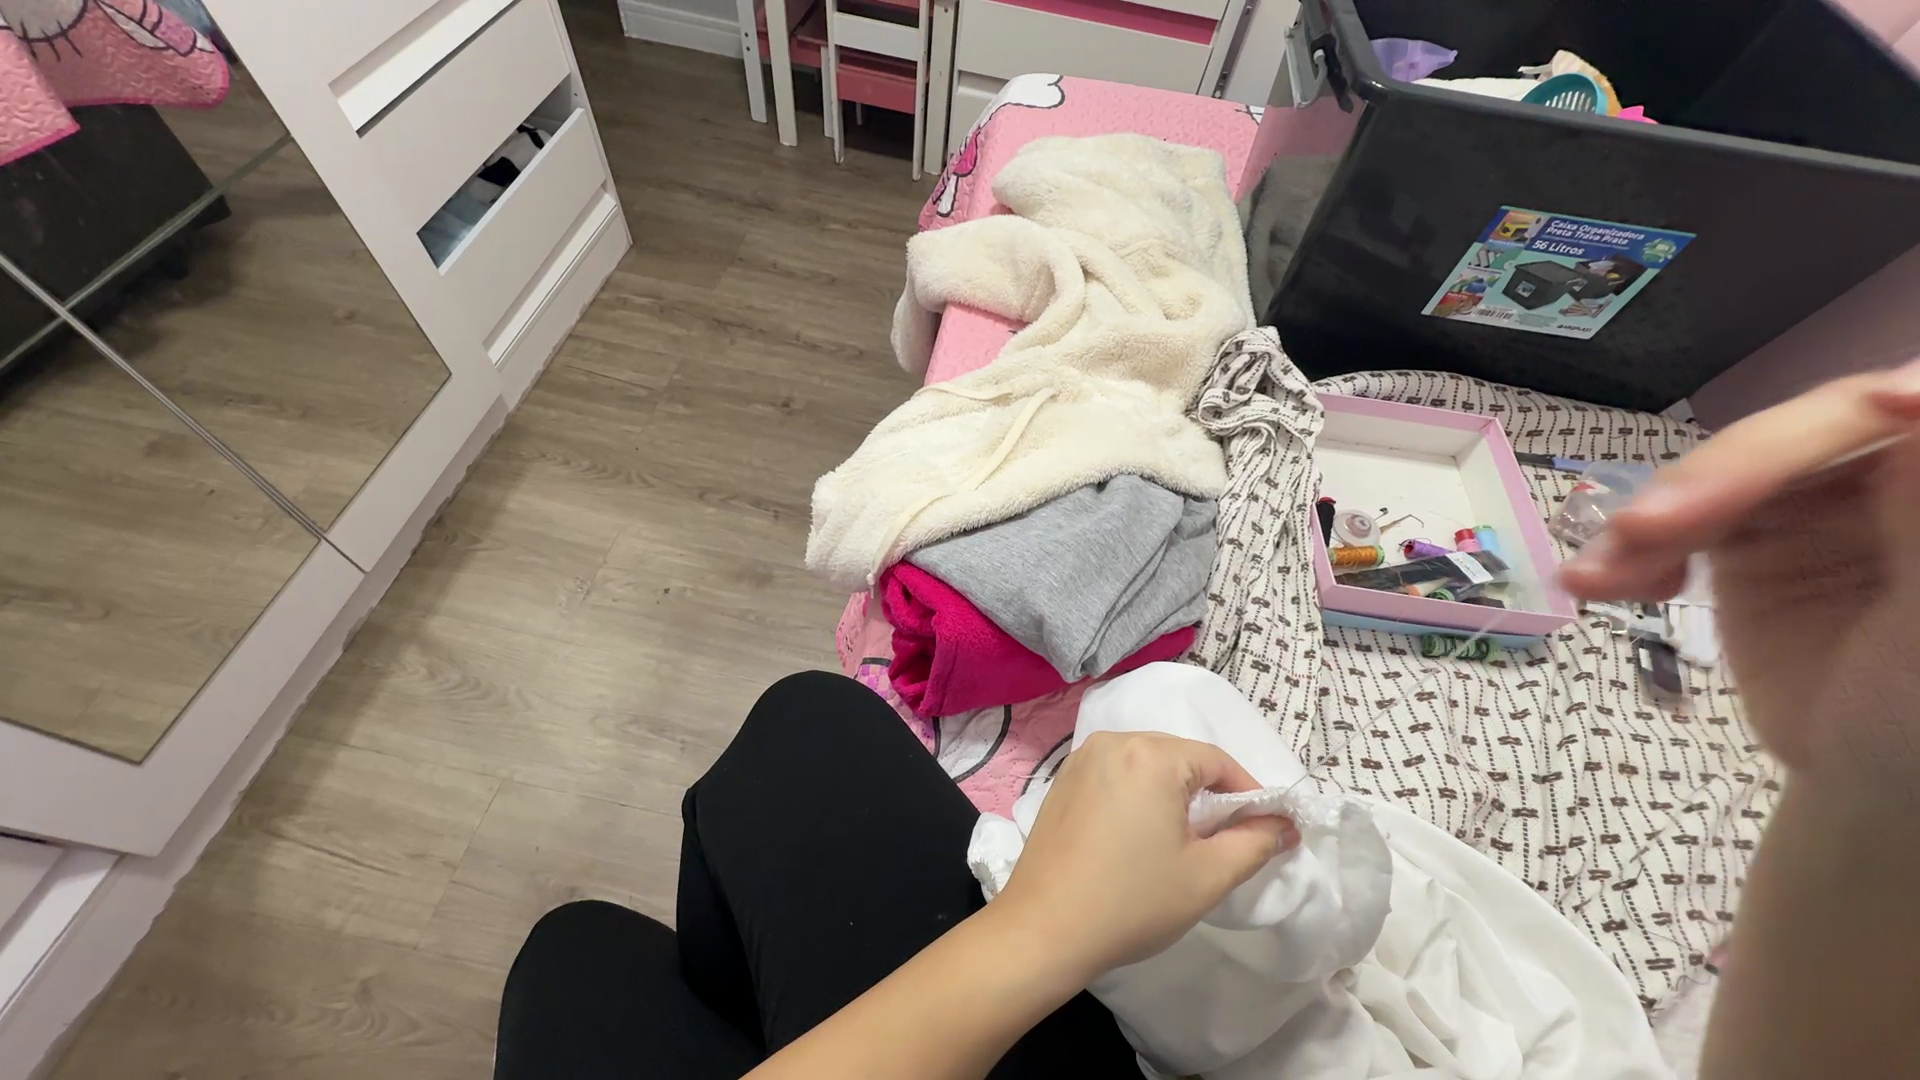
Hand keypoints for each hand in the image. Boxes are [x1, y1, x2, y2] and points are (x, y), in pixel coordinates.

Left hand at [991, 732, 1297, 980]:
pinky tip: (1138, 833)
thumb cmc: (1132, 900)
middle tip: (1224, 837)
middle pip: (1180, 756)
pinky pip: (1116, 772)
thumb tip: (1284, 824)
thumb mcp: (1207, 875)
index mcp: (1150, 754)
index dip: (1247, 793)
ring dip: (1172, 791)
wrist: (1045, 927)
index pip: (1217, 761)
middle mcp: (1114, 742)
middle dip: (1209, 791)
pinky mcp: (1063, 779)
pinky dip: (1137, 792)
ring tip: (1183, 837)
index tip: (1264, 828)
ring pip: (1146, 763)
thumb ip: (1254, 842)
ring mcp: (1082, 758)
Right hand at [1557, 359, 1919, 790]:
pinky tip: (1599, 584)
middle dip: (1712, 481)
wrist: (1867, 780)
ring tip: (1594, 581)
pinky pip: (1666, 517)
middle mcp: (1886, 472)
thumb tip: (1911, 399)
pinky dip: (1623, 548)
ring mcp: (1812, 498)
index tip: (1858, 414)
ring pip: (1712, 477)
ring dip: (1642, 525)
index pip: (1904, 411)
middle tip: (1641, 529)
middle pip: (1795, 439)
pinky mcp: (1741, 528)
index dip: (1858, 414)